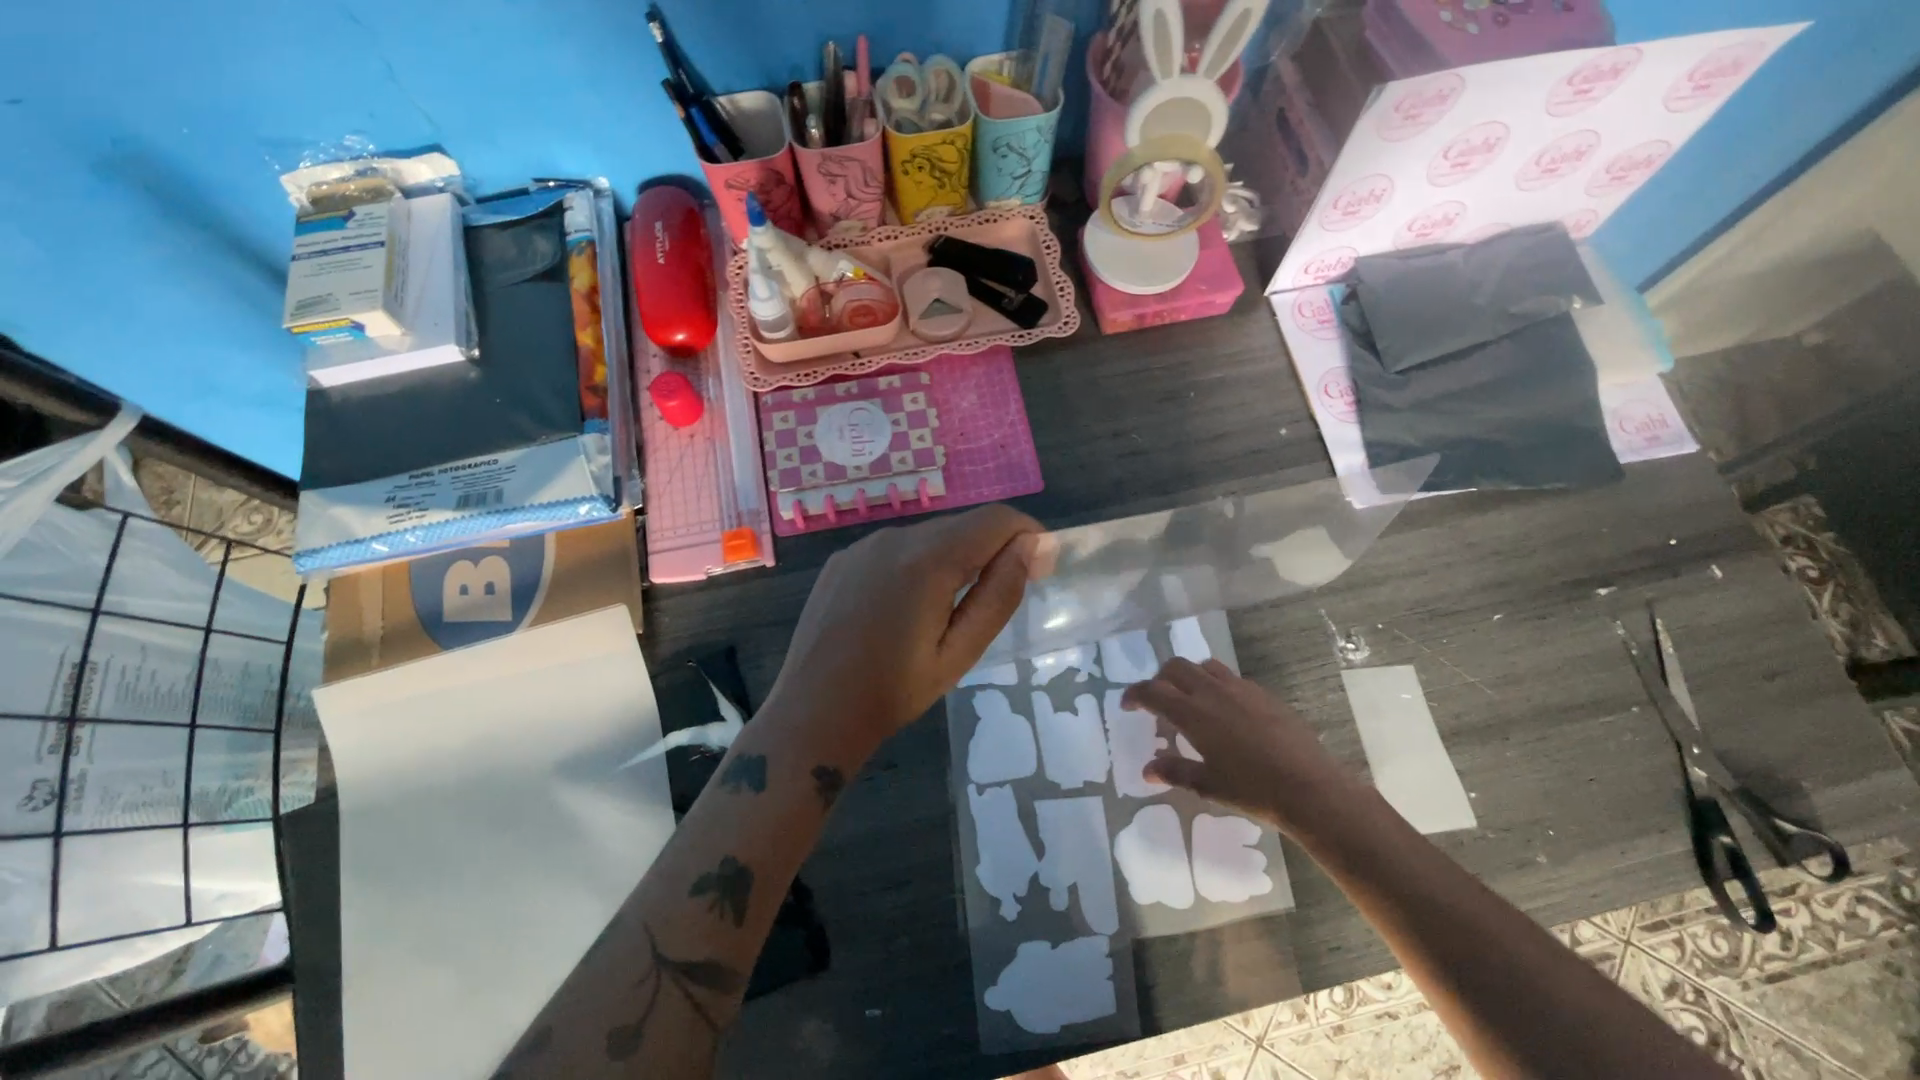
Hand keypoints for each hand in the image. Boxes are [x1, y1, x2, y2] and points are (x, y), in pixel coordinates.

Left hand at [767, 505, 1041, 750]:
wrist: (813, 712)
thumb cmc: (892, 692)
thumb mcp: (959, 653)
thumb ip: (998, 596)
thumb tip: (1033, 546)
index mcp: (927, 560)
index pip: (996, 519)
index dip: (1028, 535)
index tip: (1040, 570)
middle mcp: (893, 538)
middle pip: (963, 524)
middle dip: (993, 549)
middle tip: (1000, 599)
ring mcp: (862, 545)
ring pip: (929, 534)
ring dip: (955, 557)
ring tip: (950, 612)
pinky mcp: (843, 560)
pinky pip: (896, 548)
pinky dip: (918, 564)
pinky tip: (907, 610)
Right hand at [1124, 658, 1356, 830]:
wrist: (1308, 787)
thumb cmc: (1251, 790)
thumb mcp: (1207, 785)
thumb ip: (1174, 772)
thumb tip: (1148, 770)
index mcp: (1193, 713)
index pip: (1153, 691)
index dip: (1135, 694)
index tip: (1127, 704)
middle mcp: (1214, 693)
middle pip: (1176, 667)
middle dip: (1160, 678)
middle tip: (1157, 700)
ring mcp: (1242, 690)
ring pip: (1205, 666)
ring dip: (1190, 676)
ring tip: (1190, 699)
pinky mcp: (1265, 695)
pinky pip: (1232, 679)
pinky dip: (1217, 686)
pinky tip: (1226, 712)